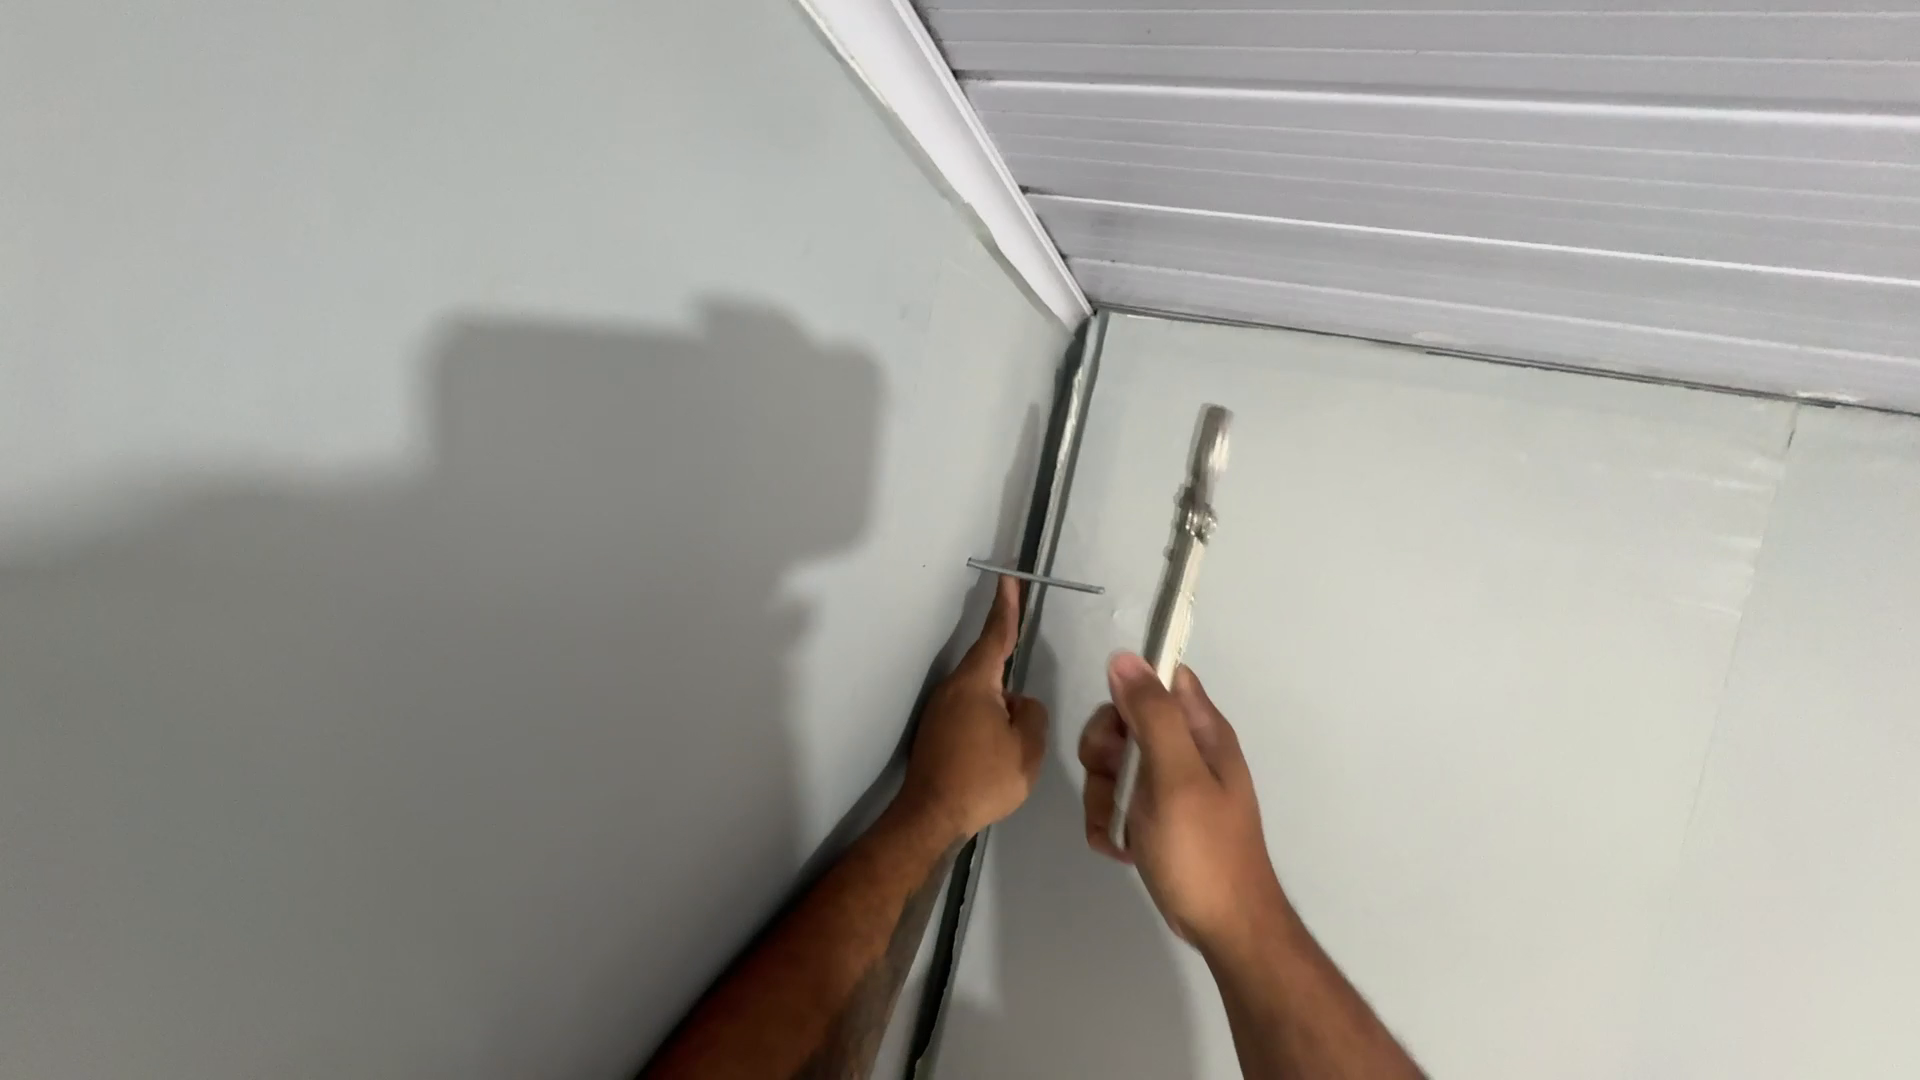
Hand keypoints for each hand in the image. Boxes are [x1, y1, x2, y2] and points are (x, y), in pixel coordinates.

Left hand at [900, 575, 1047, 841]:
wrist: (930, 816)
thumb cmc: (982, 778)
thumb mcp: (1026, 748)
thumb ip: (1032, 715)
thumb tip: (1019, 704)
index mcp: (975, 683)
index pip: (995, 635)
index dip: (1006, 606)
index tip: (1008, 577)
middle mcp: (953, 688)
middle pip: (987, 666)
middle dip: (1007, 670)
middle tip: (1020, 690)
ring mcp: (939, 710)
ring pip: (979, 694)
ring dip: (998, 706)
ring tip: (1011, 742)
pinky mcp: (935, 732)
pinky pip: (969, 713)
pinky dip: (985, 721)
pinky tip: (994, 749)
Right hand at [1079, 653, 1291, 951]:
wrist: (1223, 928)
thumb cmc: (1203, 850)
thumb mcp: (1175, 776)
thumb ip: (1151, 715)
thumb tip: (1124, 658)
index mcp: (1201, 731)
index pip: (1159, 681)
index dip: (1129, 693)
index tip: (1117, 728)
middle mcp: (1184, 750)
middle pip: (1122, 723)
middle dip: (1104, 754)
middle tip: (1113, 782)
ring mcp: (1166, 785)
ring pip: (1110, 764)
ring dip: (1102, 795)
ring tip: (1120, 827)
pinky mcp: (1151, 816)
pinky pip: (1112, 801)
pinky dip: (1107, 822)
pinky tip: (1121, 847)